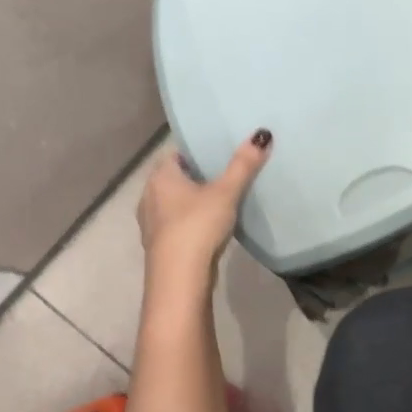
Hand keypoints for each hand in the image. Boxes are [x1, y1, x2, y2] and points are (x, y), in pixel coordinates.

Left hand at [137, 131, 272, 292]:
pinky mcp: (158, 244)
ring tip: (220, 199)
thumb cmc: (198, 225)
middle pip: (174, 178)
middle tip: (225, 173)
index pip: (175, 154)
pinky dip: (189, 220)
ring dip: (192, 200)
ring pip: (173, 202)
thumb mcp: (226, 192)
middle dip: (196, 176)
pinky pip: (175, 222)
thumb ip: (243, 164)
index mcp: (160, 177)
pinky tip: (208, 225)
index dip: (196, 151)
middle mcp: (148, 195)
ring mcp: (150, 222)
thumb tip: (262, 134)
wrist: (180, 276)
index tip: (218, 152)